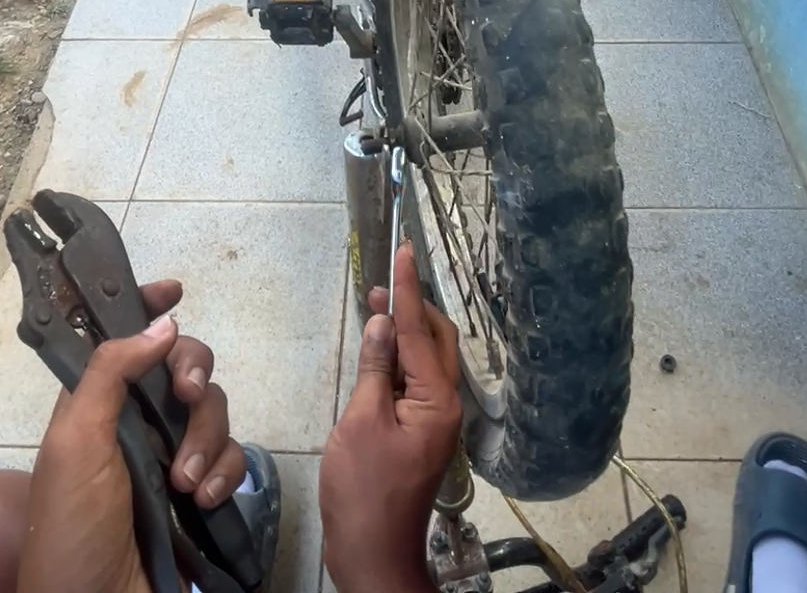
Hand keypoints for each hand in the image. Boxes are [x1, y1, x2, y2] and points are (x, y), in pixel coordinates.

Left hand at [18, 281, 248, 592]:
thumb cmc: (72, 527)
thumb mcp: (76, 444)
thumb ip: (111, 373)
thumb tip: (163, 322)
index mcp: (97, 404)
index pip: (122, 339)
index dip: (146, 309)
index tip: (174, 290)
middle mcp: (136, 421)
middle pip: (182, 364)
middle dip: (192, 372)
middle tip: (186, 396)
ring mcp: (170, 454)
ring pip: (211, 408)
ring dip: (205, 438)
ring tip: (186, 481)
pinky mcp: (200, 486)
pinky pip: (230, 455)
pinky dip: (224, 471)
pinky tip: (204, 498)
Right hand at [319, 245, 464, 592]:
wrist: (373, 555)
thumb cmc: (364, 491)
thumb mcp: (361, 421)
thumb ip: (375, 366)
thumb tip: (381, 321)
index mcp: (437, 398)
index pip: (421, 329)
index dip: (408, 288)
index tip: (405, 250)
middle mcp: (445, 402)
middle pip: (435, 338)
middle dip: (412, 305)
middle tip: (382, 281)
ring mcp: (435, 417)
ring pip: (425, 357)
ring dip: (403, 331)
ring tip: (376, 304)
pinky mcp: (422, 429)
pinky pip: (414, 380)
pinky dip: (397, 358)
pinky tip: (379, 349)